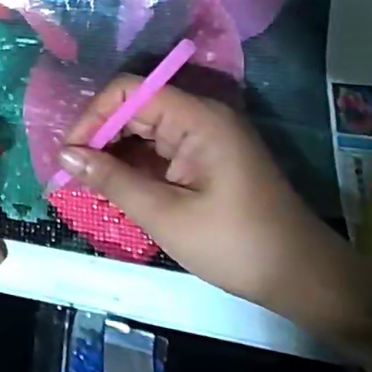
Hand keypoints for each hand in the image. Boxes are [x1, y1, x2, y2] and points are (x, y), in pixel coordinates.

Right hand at [56, 82, 358, 318]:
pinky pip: (156, 149)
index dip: (94, 115)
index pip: (130, 90)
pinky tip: (113, 188)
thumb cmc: (236, 245)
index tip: (71, 153)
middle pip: (134, 106)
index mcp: (198, 119)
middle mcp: (201, 117)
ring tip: (86, 182)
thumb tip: (65, 154)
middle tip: (72, 171)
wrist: (306, 281)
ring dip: (112, 152)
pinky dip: (131, 165)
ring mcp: (204, 137)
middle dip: (98, 135)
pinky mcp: (205, 158)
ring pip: (142, 129)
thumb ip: (111, 179)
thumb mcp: (165, 214)